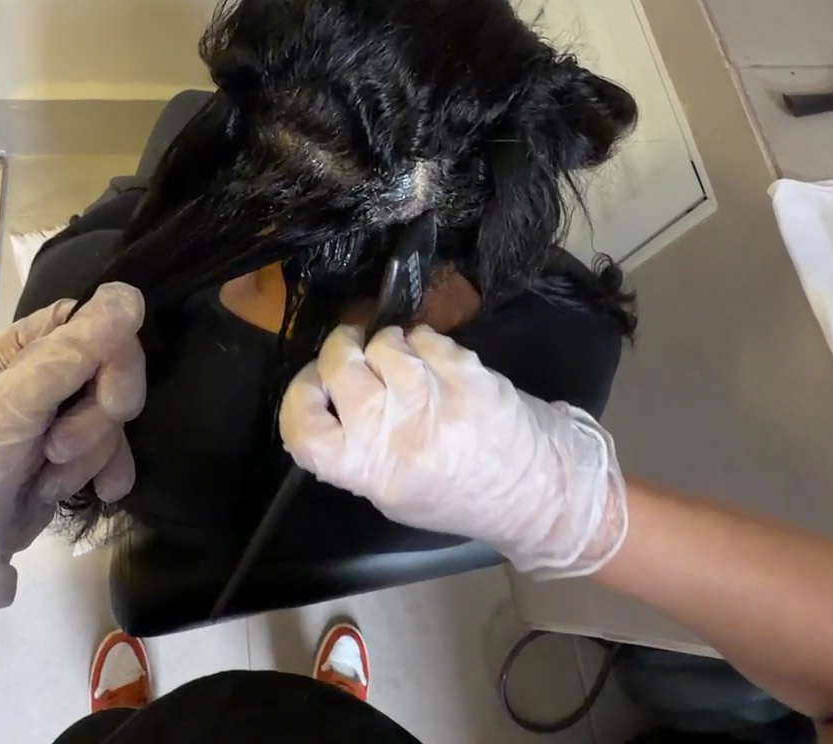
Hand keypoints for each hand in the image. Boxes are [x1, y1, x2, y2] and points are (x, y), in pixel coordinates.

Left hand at [0, 283, 144, 626]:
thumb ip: (71, 353)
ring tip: (48, 479)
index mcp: (24, 347)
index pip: (93, 320)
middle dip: (96, 415)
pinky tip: (93, 493)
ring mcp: (64, 415)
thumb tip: (130, 297)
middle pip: (114, 367)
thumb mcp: (12, 406)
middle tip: (60, 445)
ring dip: (89, 454)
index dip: (110, 349)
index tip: (104, 387)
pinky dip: (107, 472)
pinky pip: (118, 448)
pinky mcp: (77, 455)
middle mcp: (48, 373)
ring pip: (116, 413)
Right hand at [280, 324, 625, 576]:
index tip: (313, 385)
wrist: (534, 492)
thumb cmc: (456, 496)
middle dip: (341, 348)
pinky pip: (425, 336)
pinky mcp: (467, 372)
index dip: (298, 396)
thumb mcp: (391, 493)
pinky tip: (435, 360)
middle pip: (339, 365)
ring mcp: (434, 398)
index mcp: (371, 471)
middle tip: (353, 351)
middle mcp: (397, 432)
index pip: (304, 427)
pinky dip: (423, 341)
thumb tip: (325, 391)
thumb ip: (353, 448)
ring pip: (384, 342)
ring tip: (401, 358)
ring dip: (387, 343)